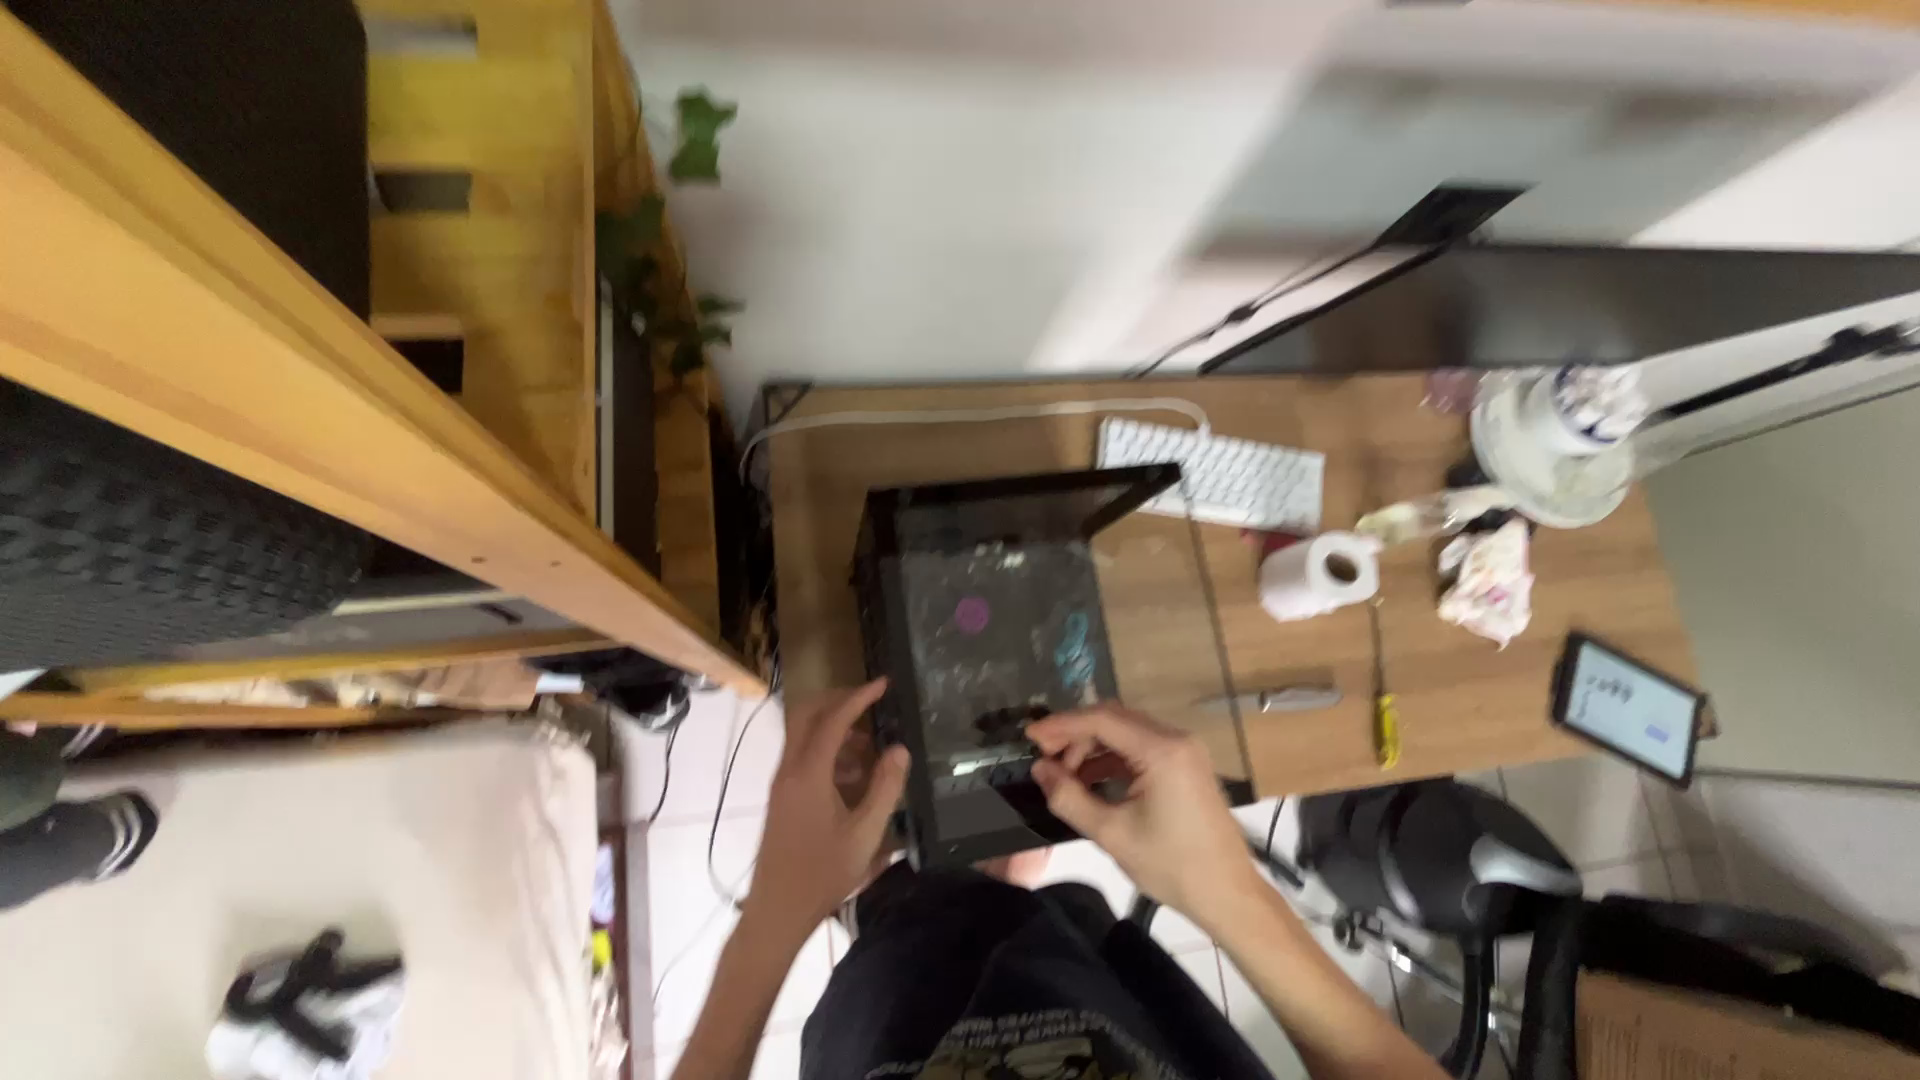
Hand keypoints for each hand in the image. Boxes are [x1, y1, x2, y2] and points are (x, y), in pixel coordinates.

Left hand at [746, 679, 910, 932]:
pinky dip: (828, 750)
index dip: (859, 697)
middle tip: (871, 701)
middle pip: (807, 715)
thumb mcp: (865, 834)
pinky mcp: (782, 797)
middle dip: (839, 700)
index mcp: (808, 774)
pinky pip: (802, 756)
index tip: (883, 683)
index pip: (833, 719)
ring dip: (834, 728)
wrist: (777, 912)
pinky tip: (854, 775)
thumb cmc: (823, 874)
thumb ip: (885, 788)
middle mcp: (789, 770)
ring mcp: (781, 783)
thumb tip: (899, 748)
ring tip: (870, 744)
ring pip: (803, 735)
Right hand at [1028, 704, 1260, 932]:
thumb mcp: (1111, 834)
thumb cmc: (1172, 866)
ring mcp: (1184, 751)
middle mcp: (1175, 739)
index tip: (1030, 738)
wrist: (1229, 896)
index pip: (1101, 720)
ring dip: (1092, 748)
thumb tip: (1040, 770)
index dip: (1061, 725)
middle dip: (1075, 735)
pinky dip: (1112, 759)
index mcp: (1162, 750)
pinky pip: (1140, 748)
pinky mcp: (1185, 766)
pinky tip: (1091, 781)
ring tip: (1065, 776)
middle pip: (1113, 719)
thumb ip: (1069, 798)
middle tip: (1044, 759)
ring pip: (1126, 732)